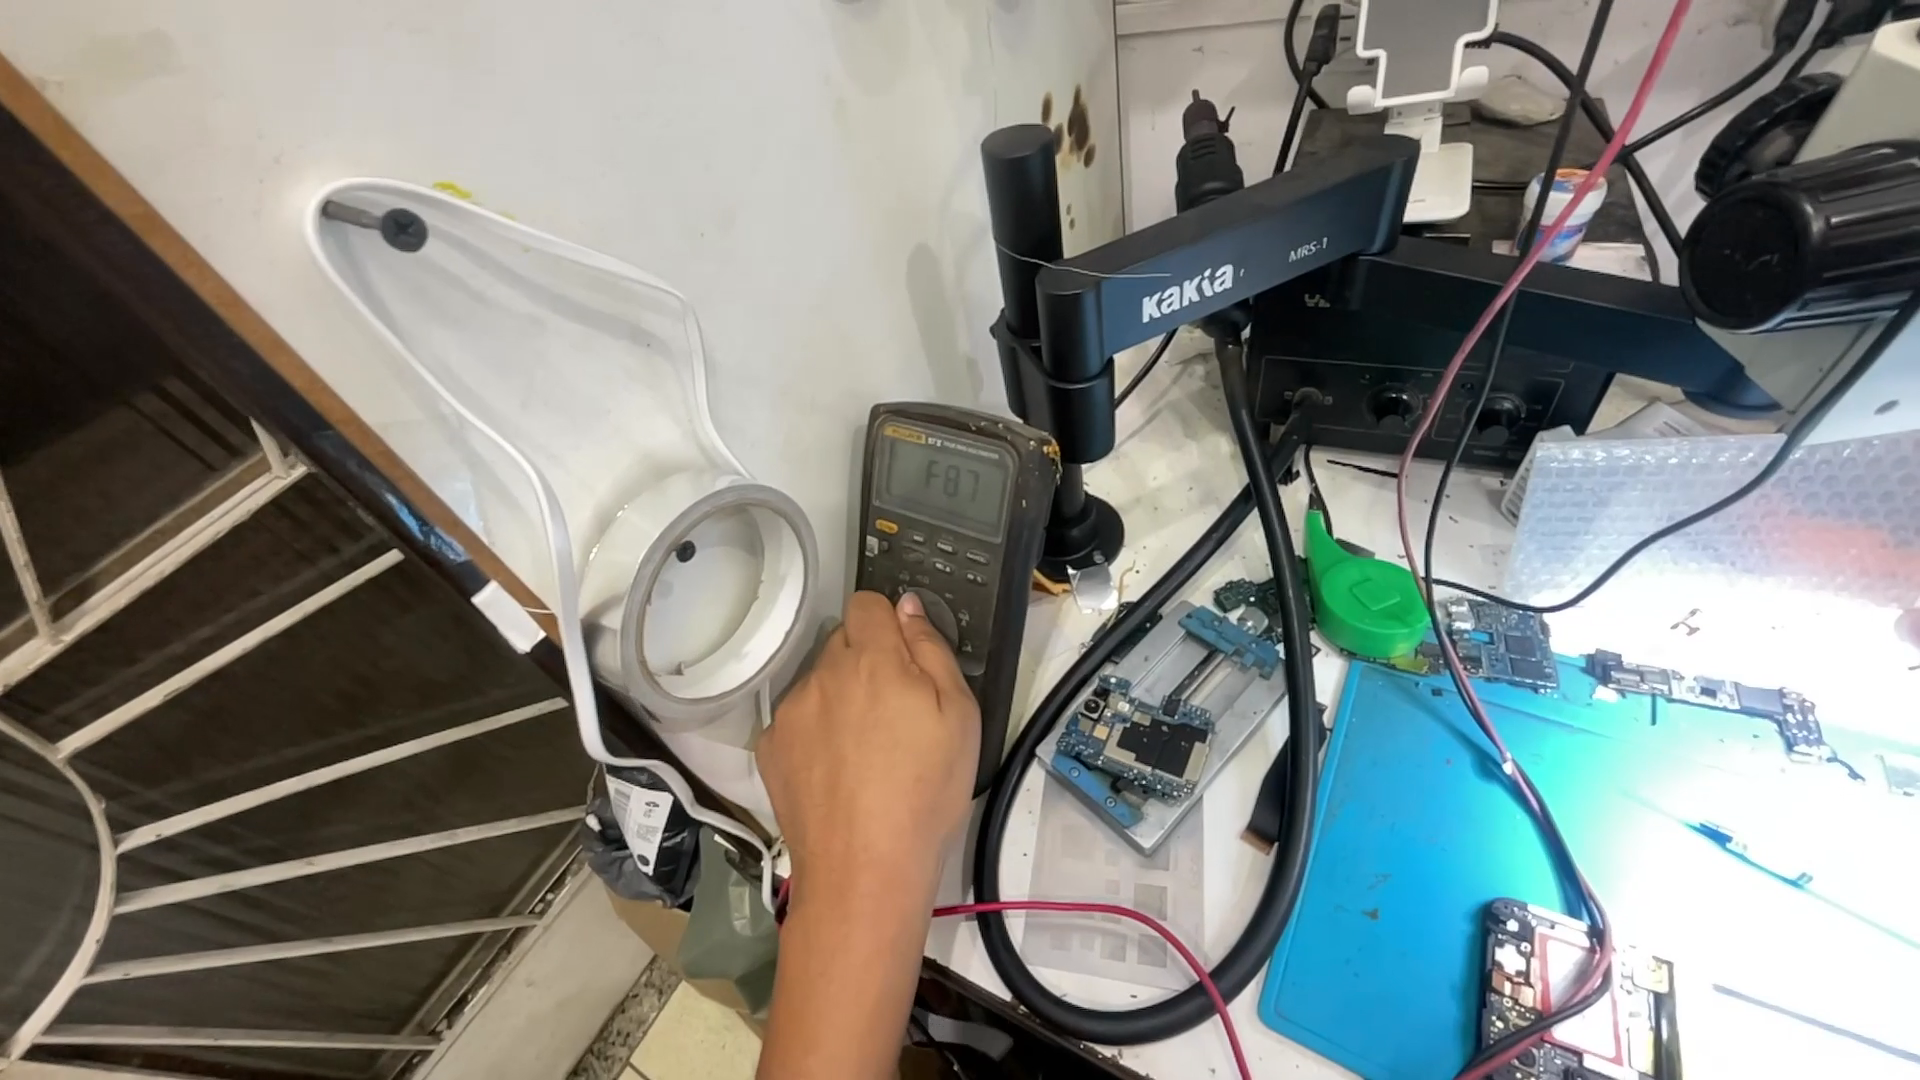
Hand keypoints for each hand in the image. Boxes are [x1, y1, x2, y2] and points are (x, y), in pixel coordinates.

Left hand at [757, 590, 979, 891]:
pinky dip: (815, 730)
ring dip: (839, 695)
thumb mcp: (959, 714)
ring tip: (864, 750)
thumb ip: (931, 648)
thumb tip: (906, 606)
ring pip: (819, 680)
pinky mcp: (771, 747)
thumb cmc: (926, 791)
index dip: (888, 623)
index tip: (904, 659)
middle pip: (842, 641)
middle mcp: (822, 675)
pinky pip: (797, 718)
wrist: (864, 870)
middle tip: (894, 712)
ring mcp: (791, 712)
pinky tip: (835, 771)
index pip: (867, 603)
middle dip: (866, 662)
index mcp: (871, 660)